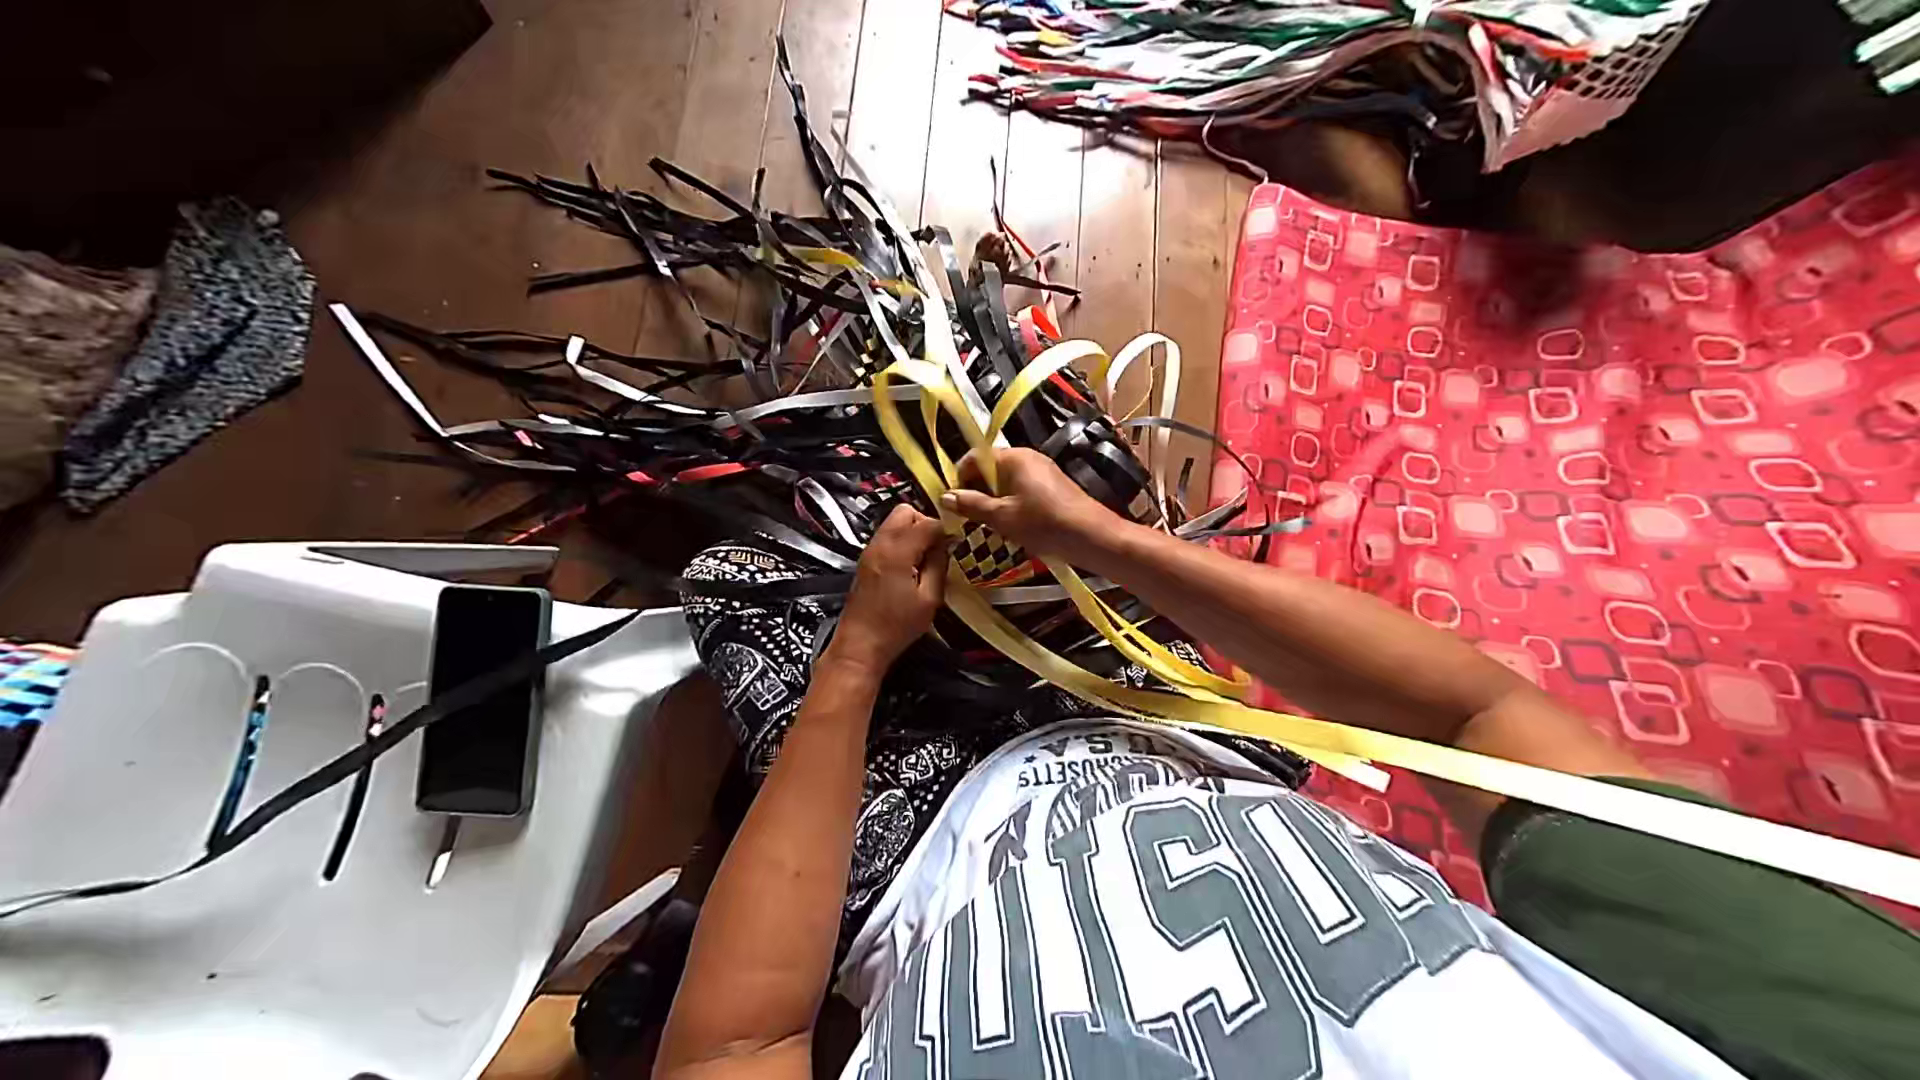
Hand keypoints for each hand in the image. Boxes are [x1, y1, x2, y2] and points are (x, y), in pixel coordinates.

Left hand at [823, 504, 948, 675]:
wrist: (860, 644)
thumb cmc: (897, 626)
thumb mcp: (930, 598)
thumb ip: (939, 565)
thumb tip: (946, 544)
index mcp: (897, 551)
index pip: (928, 522)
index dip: (945, 530)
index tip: (955, 544)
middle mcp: (880, 543)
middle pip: (906, 511)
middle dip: (925, 524)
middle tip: (937, 548)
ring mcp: (869, 551)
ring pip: (894, 522)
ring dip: (913, 532)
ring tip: (925, 559)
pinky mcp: (865, 560)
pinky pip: (887, 537)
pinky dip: (902, 542)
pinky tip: (911, 566)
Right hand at [939, 447, 1115, 557]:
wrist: (1091, 536)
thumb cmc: (1043, 523)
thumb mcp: (1001, 517)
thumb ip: (971, 505)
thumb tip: (945, 496)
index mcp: (1012, 457)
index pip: (973, 457)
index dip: (959, 479)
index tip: (955, 504)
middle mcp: (1026, 456)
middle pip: (989, 468)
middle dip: (976, 491)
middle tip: (972, 518)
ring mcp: (1041, 470)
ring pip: (1004, 481)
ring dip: (994, 500)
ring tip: (993, 525)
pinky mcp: (1051, 485)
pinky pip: (1021, 488)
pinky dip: (1011, 503)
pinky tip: (1014, 525)